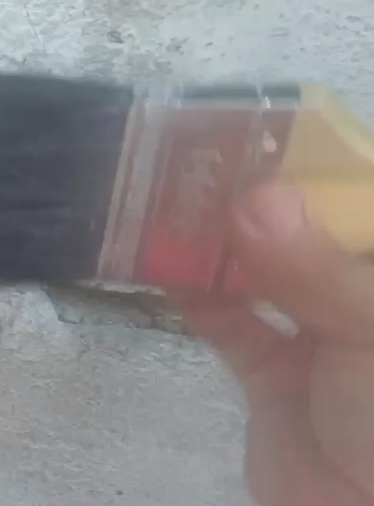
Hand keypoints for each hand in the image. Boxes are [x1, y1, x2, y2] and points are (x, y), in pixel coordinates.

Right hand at [175, 183, 373, 505]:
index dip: (324, 171)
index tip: (258, 136)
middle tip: (190, 163)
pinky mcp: (271, 369)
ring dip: (216, 246)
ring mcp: (326, 334)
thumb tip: (252, 196)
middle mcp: (367, 301)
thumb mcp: (373, 336)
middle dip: (258, 201)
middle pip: (316, 234)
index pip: (368, 210)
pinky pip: (226, 321)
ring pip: (266, 272)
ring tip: (159, 206)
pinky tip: (153, 267)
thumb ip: (313, 270)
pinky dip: (191, 294)